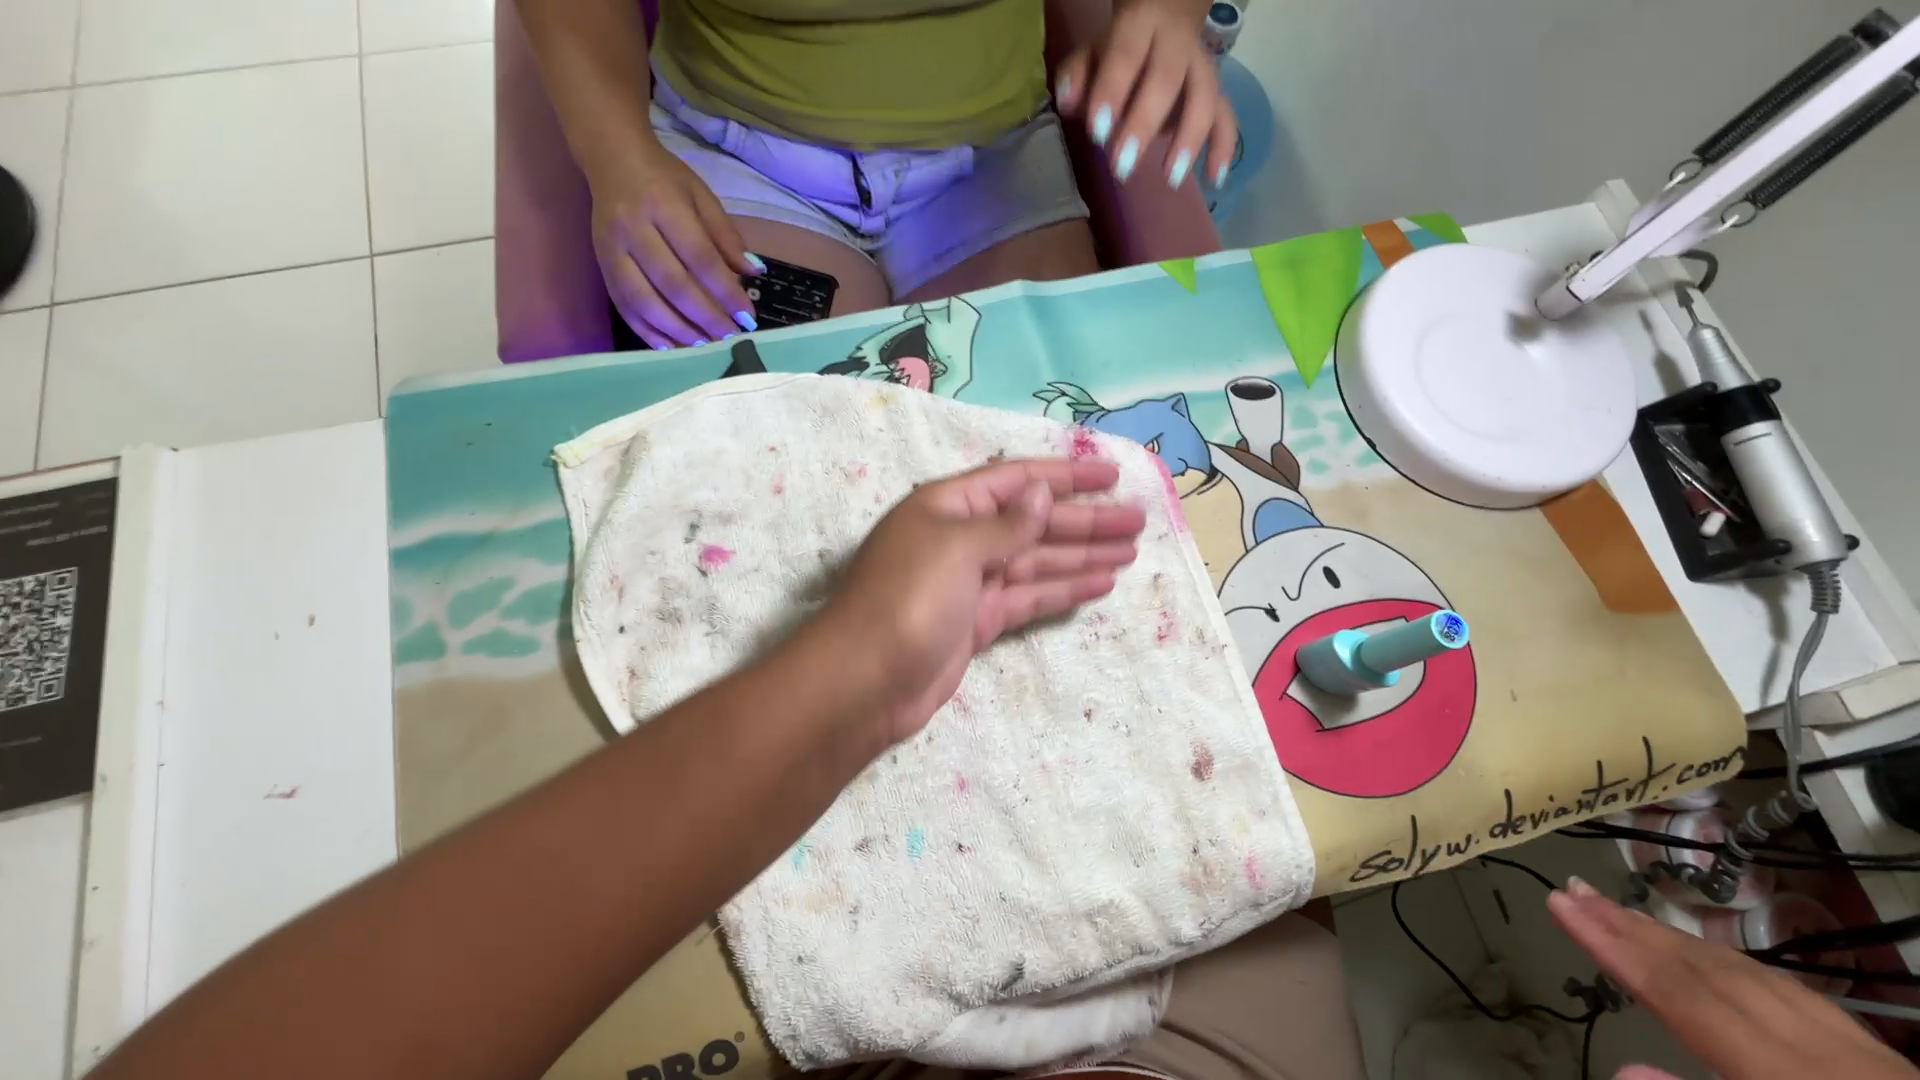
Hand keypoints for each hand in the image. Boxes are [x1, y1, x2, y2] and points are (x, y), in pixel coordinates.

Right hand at [588, 142, 761, 348]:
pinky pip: (624, 307)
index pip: (700, 258)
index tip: (747, 316)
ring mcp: (611, 250)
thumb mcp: (702, 197)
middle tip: (729, 336)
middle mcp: (633, 228)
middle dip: (705, 316)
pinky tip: (670, 346)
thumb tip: (754, 272)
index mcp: (664, 205)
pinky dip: (648, 331)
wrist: (611, 159)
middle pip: (673, 284)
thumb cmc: (665, 179)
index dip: (725, 292)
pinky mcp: (601, 267)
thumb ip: (726, 236)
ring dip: (677, 330)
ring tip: (705, 345)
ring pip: (645, 301)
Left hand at [818, 459, 1146, 744]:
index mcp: (948, 507)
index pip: (1016, 481)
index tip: (1112, 476)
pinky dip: (1063, 589)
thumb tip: (1041, 494)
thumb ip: (1007, 524)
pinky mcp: (978, 622)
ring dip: (1082, 555)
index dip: (1065, 477)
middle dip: (1086, 520)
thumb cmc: (907, 599)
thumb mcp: (957, 548)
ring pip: (1037, 561)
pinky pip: (1029, 597)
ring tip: (1132, 550)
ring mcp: (971, 583)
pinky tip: (1100, 583)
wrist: (866, 682)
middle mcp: (961, 539)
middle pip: (1033, 522)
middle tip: (1139, 520)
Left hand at [1053, 0, 1235, 187]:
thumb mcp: (1093, 51)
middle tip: (1123, 167)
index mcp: (1142, 27)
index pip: (1126, 56)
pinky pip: (1226, 118)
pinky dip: (1223, 148)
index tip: (1098, 132)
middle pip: (1166, 81)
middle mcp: (1178, 46)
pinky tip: (1215, 179)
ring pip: (1204, 100)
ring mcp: (1202, 69)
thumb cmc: (1120, 48)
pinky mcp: (1217, 93)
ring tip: (1172, 179)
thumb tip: (1066, 102)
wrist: (1167, 17)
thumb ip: (1079, 74)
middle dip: (1144, 125)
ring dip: (1190, 141)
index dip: (1113, 91)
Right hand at [1549, 880, 1915, 1079]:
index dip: (1616, 948)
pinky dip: (1740, 971)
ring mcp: (1873, 1064)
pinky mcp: (1890, 1072)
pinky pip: (1801, 1001)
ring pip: (1763, 981)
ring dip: (1683, 943)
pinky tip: (1718, 965)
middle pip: (1721, 977)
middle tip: (1575, 892)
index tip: (1560, 903)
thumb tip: (1625, 1070)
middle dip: (1638, 931)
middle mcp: (1838, 1062)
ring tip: (1623, 916)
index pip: (1688, 1000)